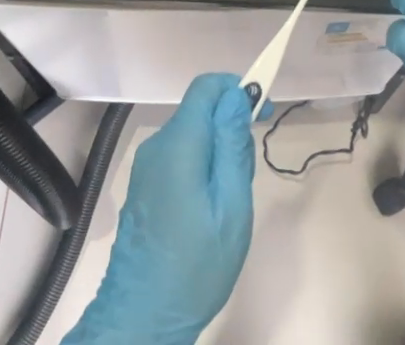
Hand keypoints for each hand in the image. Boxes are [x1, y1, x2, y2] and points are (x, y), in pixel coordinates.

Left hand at [64, 73, 255, 344]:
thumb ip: (233, 146)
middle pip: (200, 111)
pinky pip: (179, 156)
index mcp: (178, 145)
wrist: (142, 317)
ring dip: (218, 150)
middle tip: (246, 173)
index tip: (263, 110)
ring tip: (229, 199)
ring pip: (192, 134)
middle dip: (230, 127)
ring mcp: (146, 166)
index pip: (206, 87)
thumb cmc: (196, 266)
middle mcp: (157, 146)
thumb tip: (238, 94)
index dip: (236, 87)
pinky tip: (209, 206)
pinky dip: (201, 166)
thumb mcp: (231, 206)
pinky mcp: (144, 184)